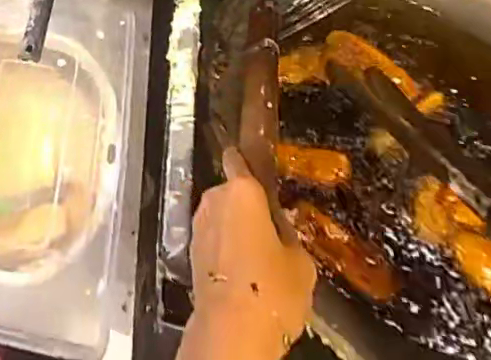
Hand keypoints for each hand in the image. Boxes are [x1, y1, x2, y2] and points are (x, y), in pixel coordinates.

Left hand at [179, 149, 315, 359]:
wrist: (231, 330)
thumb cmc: (272, 289)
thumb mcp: (300, 262)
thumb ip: (288, 236)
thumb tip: (279, 231)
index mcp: (242, 191)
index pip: (238, 160)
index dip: (246, 162)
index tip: (257, 172)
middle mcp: (215, 198)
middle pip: (231, 193)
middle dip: (245, 208)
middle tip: (268, 233)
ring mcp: (199, 224)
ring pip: (220, 217)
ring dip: (233, 229)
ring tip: (256, 259)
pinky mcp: (190, 250)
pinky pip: (212, 239)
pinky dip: (223, 249)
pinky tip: (240, 274)